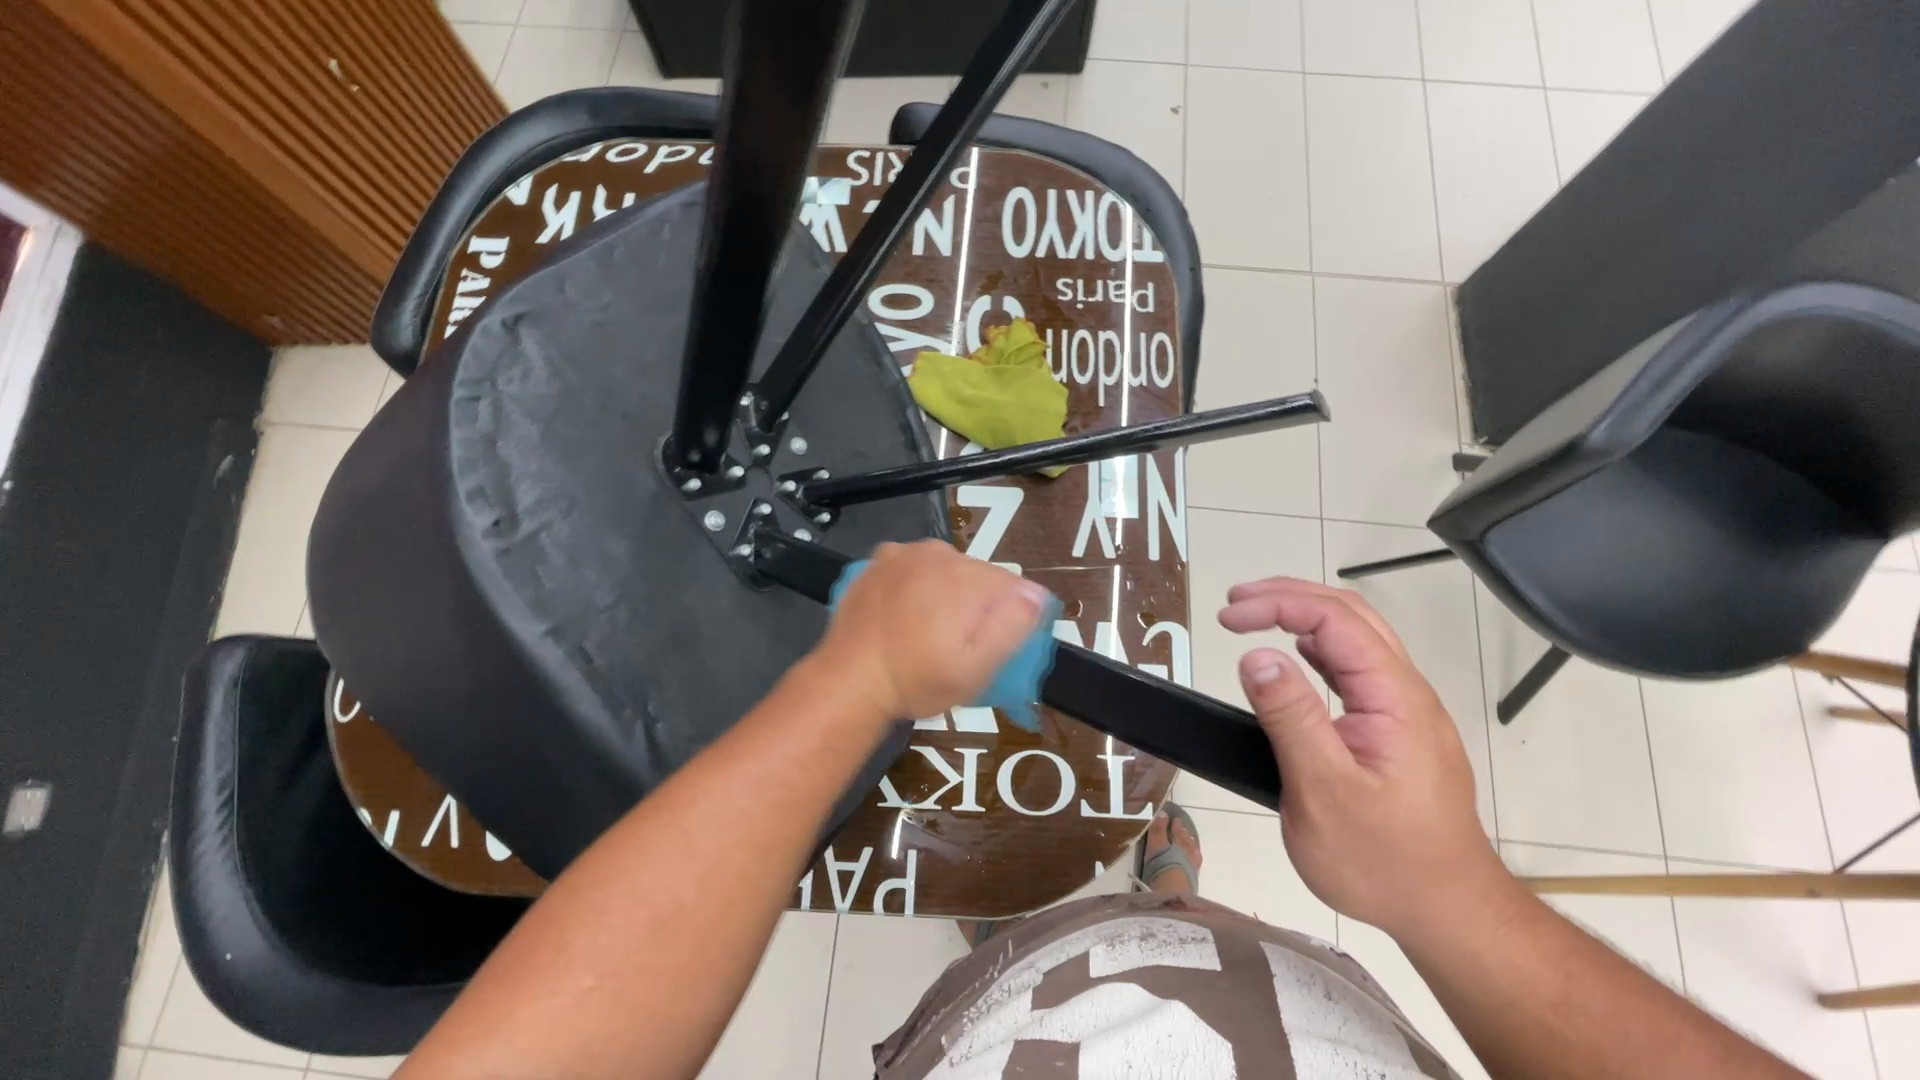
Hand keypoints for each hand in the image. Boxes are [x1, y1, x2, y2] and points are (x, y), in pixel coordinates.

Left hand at [812, 540, 1050, 724]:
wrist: (850, 680)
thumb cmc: (917, 680)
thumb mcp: (975, 669)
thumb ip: (1011, 627)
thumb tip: (1036, 593)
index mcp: (968, 577)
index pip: (1013, 586)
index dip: (1010, 617)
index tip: (993, 646)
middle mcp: (939, 553)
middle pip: (979, 575)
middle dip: (978, 604)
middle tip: (958, 644)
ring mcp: (905, 553)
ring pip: (947, 569)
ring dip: (948, 592)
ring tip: (930, 631)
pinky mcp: (880, 560)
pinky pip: (915, 567)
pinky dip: (917, 584)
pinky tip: (907, 613)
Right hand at [1219, 578, 1516, 939]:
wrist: (1447, 913)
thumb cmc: (1382, 860)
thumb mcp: (1323, 792)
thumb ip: (1291, 718)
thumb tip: (1256, 655)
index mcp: (1394, 697)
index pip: (1334, 619)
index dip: (1276, 604)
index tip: (1226, 618)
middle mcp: (1406, 692)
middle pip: (1351, 614)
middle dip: (1290, 595)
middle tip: (1233, 603)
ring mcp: (1405, 712)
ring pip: (1357, 638)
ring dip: (1304, 616)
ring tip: (1253, 618)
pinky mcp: (1396, 731)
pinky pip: (1356, 670)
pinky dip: (1317, 648)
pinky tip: (1293, 658)